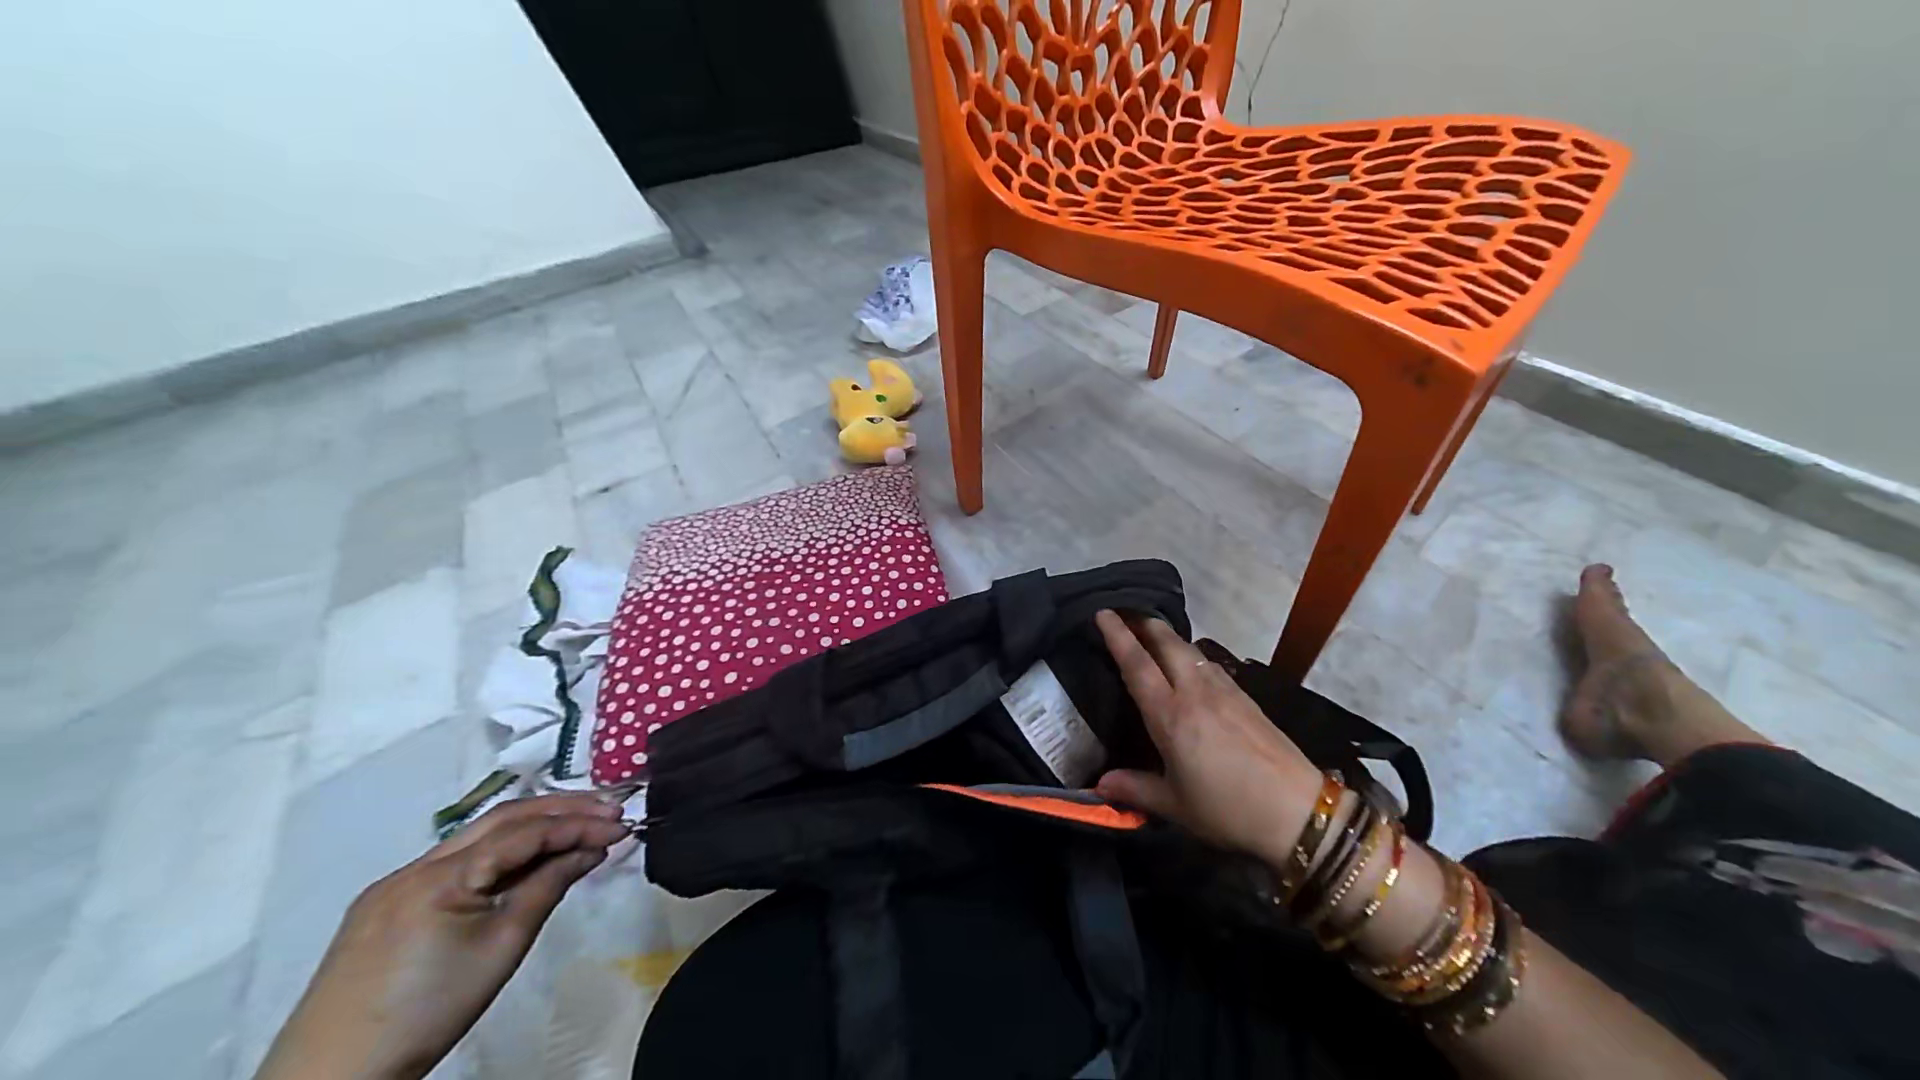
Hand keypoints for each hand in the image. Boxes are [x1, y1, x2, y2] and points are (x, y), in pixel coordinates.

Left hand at [255, 794, 630, 1079]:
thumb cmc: (428, 1013)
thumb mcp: (503, 947)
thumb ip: (548, 887)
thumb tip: (591, 850)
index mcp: (440, 875)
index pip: (523, 832)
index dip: (577, 824)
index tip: (621, 826)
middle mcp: (414, 866)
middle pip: (500, 820)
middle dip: (559, 810)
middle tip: (608, 811)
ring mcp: (395, 883)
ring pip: (477, 837)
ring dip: (531, 828)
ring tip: (578, 828)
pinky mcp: (385, 904)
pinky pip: (455, 862)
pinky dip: (499, 852)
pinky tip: (523, 860)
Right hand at [1092, 610, 1325, 869]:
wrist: (1300, 812)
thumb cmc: (1229, 809)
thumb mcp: (1175, 805)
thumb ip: (1135, 788)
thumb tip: (1099, 784)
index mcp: (1171, 716)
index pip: (1137, 664)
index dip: (1118, 636)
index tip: (1103, 613)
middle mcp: (1195, 693)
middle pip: (1167, 644)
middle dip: (1144, 624)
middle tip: (1125, 614)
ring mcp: (1225, 692)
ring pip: (1190, 651)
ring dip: (1168, 637)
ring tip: (1153, 635)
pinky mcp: (1246, 699)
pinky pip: (1209, 664)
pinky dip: (1190, 655)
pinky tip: (1190, 665)